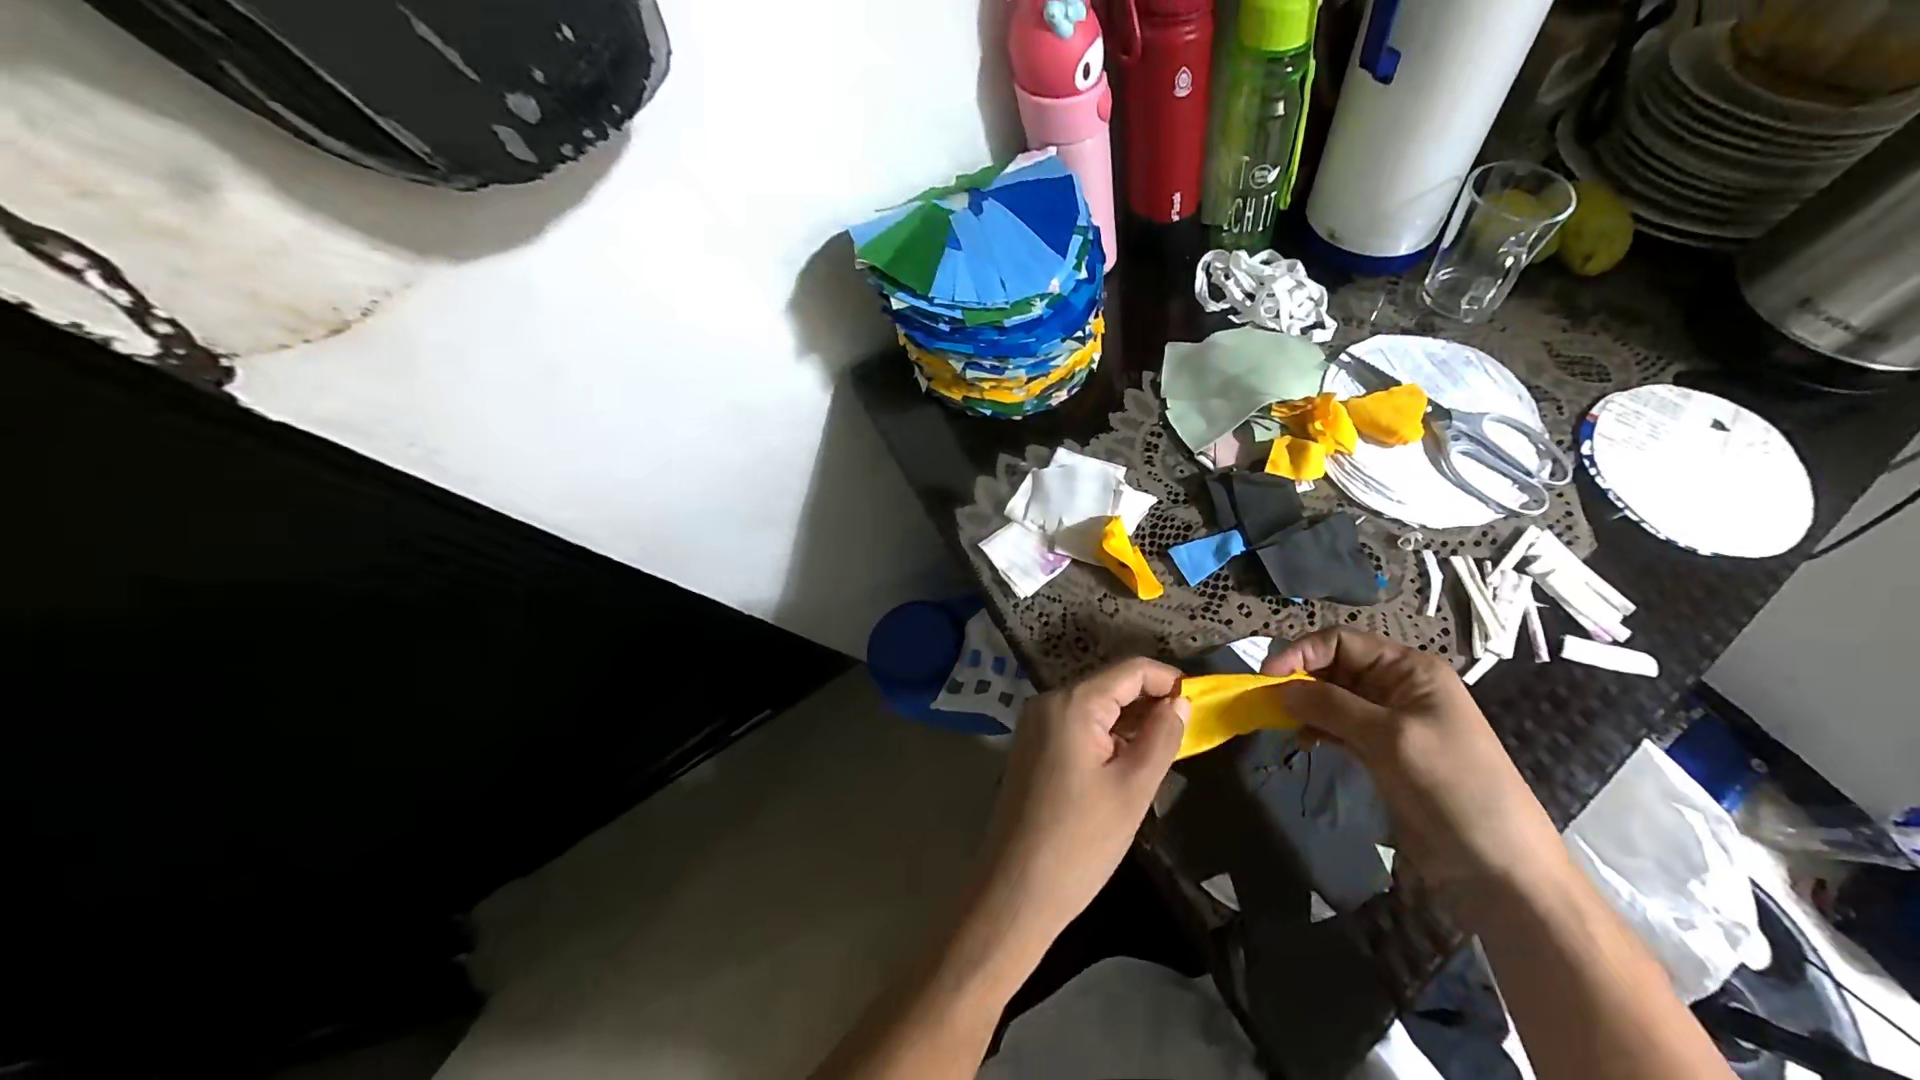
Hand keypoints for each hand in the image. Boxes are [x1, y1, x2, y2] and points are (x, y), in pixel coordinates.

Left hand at [973, 658, 1188, 938]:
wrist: (1015, 891)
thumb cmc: (1080, 841)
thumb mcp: (1133, 788)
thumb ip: (1162, 736)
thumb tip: (1181, 701)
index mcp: (1071, 703)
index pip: (1129, 670)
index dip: (1168, 680)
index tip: (1202, 702)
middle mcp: (1048, 703)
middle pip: (1110, 686)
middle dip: (1151, 702)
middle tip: (1190, 731)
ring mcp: (1036, 725)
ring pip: (1095, 707)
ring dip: (1131, 722)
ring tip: (1168, 748)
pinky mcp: (1033, 747)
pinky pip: (1078, 727)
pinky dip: (1108, 736)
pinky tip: (1131, 760)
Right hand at [1262, 629, 1564, 909]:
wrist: (1498, 864)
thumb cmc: (1450, 785)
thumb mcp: (1389, 737)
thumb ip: (1331, 705)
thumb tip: (1279, 687)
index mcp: (1409, 669)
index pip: (1341, 641)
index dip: (1301, 653)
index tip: (1267, 679)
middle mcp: (1397, 686)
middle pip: (1333, 666)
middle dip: (1299, 679)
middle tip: (1268, 704)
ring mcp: (1389, 720)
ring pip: (1331, 697)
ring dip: (1304, 706)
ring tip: (1284, 725)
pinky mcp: (1381, 751)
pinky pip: (1337, 725)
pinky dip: (1316, 728)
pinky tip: (1305, 742)